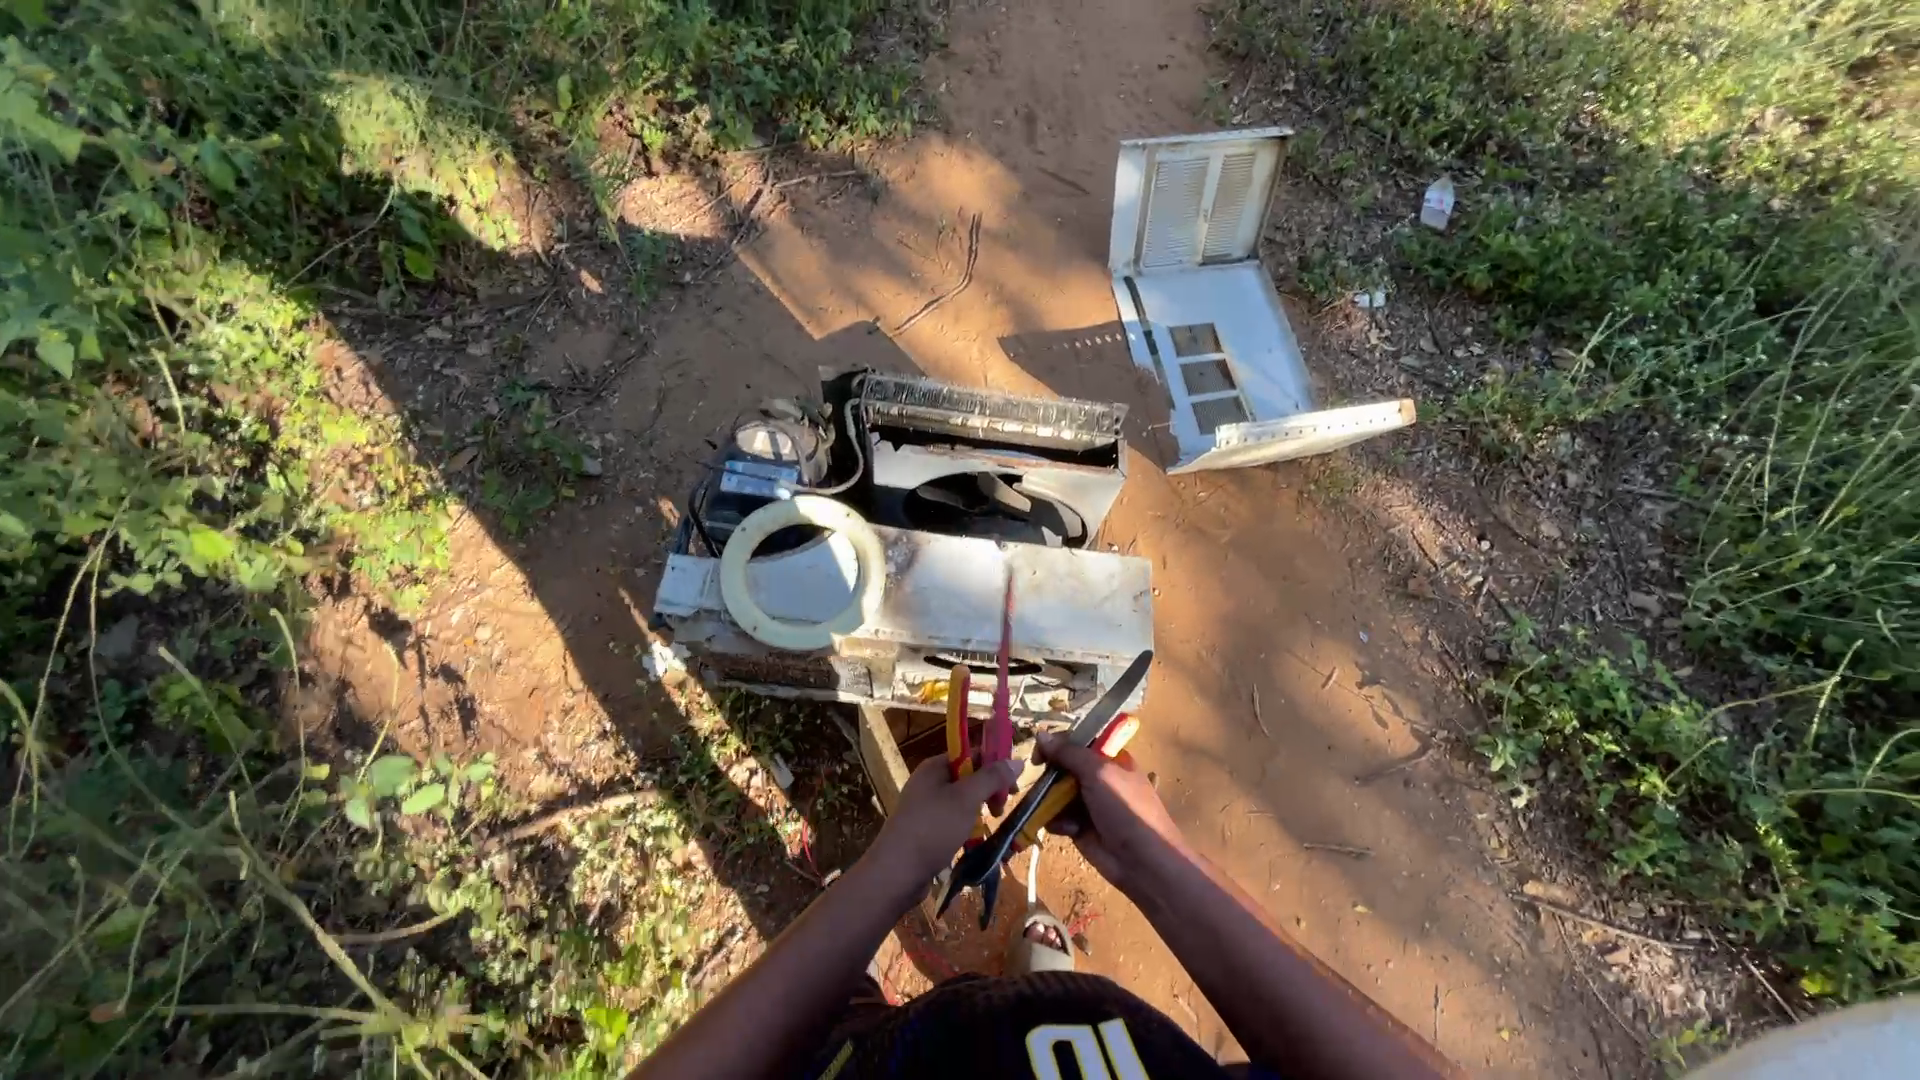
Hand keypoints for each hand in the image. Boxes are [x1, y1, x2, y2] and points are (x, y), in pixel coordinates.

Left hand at [871, 756, 1021, 880]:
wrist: (897, 871)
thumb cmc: (933, 827)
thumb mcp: (966, 798)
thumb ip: (991, 778)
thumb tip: (1016, 760)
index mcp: (935, 767)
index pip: (971, 754)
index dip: (994, 765)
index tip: (1013, 785)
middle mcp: (929, 783)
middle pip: (968, 778)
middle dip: (988, 791)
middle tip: (1000, 809)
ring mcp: (926, 808)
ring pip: (962, 802)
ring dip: (979, 811)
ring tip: (989, 826)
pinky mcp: (926, 831)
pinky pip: (953, 822)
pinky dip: (966, 829)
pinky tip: (974, 842)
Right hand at [1034, 733, 1188, 890]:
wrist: (1142, 861)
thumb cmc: (1125, 808)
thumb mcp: (1099, 772)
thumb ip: (1069, 753)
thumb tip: (1041, 733)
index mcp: (1110, 759)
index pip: (1078, 742)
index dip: (1058, 743)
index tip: (1041, 750)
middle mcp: (1098, 778)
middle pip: (1063, 766)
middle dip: (1050, 773)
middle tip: (1042, 780)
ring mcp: (1088, 803)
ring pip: (1056, 792)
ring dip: (1051, 799)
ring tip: (1052, 808)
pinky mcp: (1079, 827)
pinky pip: (1057, 816)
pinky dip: (1057, 821)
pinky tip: (1067, 829)